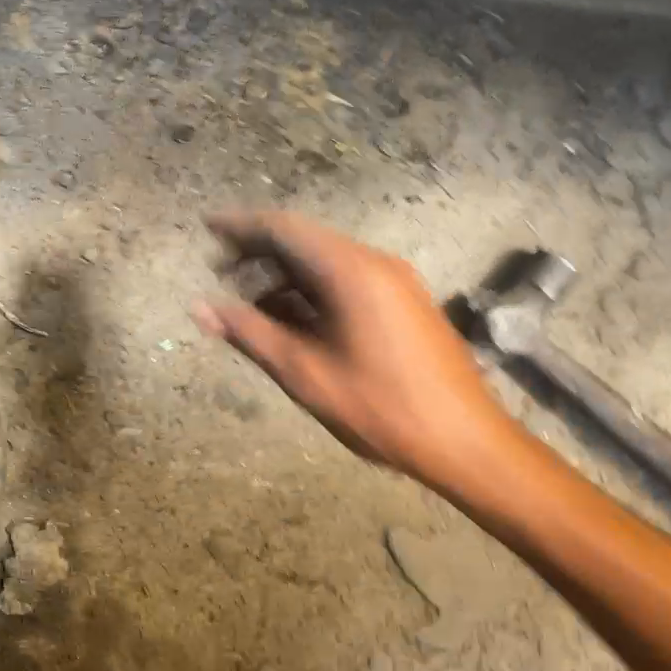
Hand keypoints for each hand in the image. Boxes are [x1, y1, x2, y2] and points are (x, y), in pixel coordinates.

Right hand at [193, 211, 511, 481]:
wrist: (470, 445)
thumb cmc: (382, 410)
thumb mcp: (305, 374)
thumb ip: (250, 334)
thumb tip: (201, 307)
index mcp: (349, 271)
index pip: (283, 228)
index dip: (240, 225)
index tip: (207, 227)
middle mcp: (373, 262)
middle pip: (304, 240)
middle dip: (258, 252)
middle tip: (220, 272)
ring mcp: (394, 280)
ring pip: (324, 260)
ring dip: (284, 274)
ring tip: (250, 305)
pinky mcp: (404, 300)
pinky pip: (345, 278)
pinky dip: (311, 289)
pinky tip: (292, 320)